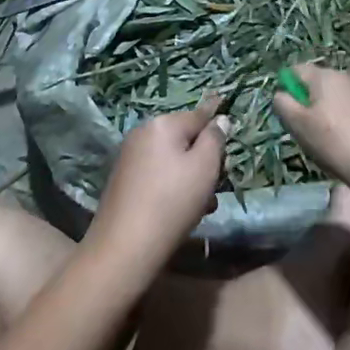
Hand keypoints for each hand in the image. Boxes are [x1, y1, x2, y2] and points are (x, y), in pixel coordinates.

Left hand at [88, 99, 227, 267]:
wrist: (126, 244)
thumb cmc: (173, 200)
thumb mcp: (205, 167)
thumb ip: (215, 139)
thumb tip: (220, 119)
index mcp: (162, 124)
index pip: (199, 114)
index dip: (217, 116)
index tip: (225, 105)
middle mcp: (143, 134)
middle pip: (186, 138)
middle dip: (206, 158)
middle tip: (220, 183)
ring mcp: (130, 157)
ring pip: (174, 160)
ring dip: (193, 178)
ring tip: (206, 206)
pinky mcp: (125, 180)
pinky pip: (159, 175)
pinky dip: (175, 187)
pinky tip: (186, 212)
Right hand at [272, 64, 349, 208]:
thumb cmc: (335, 142)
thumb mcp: (298, 124)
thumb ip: (282, 105)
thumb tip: (281, 94)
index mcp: (325, 76)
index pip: (296, 70)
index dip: (286, 88)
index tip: (286, 112)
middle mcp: (347, 78)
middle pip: (316, 85)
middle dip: (306, 104)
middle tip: (303, 131)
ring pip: (334, 100)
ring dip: (325, 117)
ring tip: (325, 143)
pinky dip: (343, 126)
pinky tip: (345, 148)